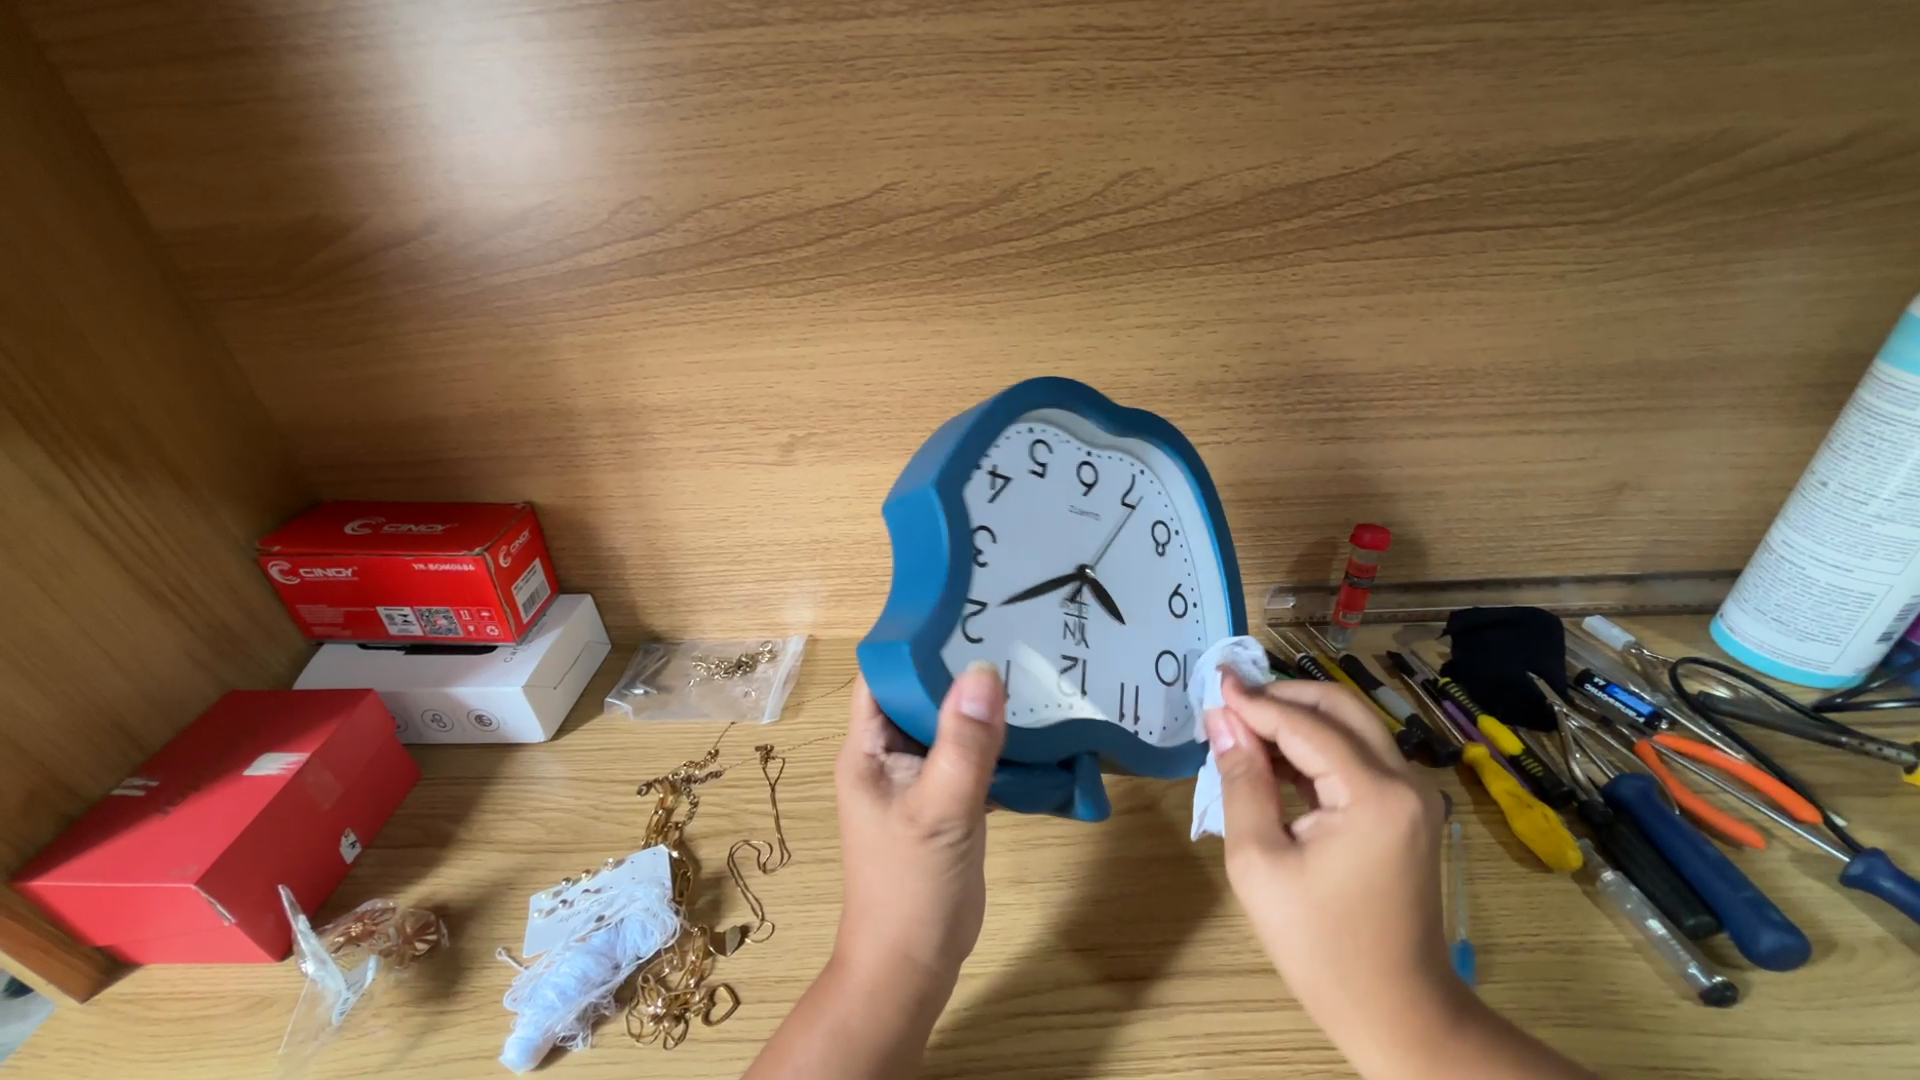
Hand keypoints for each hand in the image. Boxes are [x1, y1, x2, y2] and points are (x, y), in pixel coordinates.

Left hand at [744, 665, 1006, 1079]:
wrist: (913, 965)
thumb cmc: (912, 887)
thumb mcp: (940, 809)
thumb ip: (963, 743)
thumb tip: (984, 668)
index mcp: (866, 748)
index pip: (885, 675)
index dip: (917, 642)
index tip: (967, 610)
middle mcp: (888, 755)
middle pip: (921, 694)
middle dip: (959, 667)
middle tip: (1013, 630)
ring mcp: (918, 779)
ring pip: (949, 725)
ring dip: (981, 705)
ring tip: (1030, 666)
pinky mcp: (946, 800)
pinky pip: (969, 756)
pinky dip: (995, 742)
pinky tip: (1033, 725)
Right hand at [1206, 675, 1456, 1053]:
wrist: (1395, 1008)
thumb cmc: (1318, 942)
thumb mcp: (1258, 861)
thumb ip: (1241, 781)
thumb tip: (1223, 721)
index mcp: (1373, 794)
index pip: (1304, 725)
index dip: (1255, 701)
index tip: (1214, 681)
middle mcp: (1405, 781)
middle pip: (1340, 708)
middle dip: (1283, 695)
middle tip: (1232, 698)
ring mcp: (1414, 796)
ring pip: (1352, 727)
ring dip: (1299, 718)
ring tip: (1244, 725)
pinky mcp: (1408, 811)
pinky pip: (1359, 756)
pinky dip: (1316, 746)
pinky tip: (1275, 758)